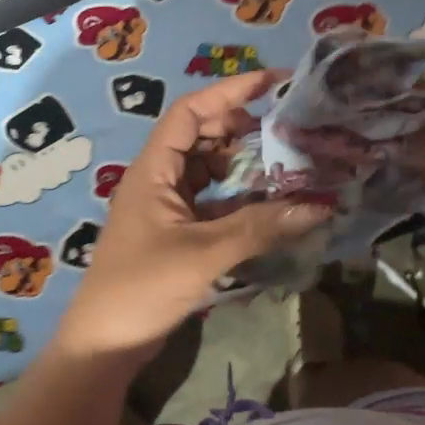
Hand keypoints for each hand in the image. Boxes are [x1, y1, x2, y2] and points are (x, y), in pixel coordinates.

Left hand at [52, 70, 331, 366]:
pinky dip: (237, 199)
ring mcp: (164, 208)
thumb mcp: (204, 254)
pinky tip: (269, 206)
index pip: (190, 112)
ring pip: (206, 171)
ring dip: (241, 165)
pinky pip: (210, 202)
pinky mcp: (174, 235)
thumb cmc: (143, 288)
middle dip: (242, 127)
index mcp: (152, 171)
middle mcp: (156, 181)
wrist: (105, 343)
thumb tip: (319, 206)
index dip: (230, 91)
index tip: (275, 81)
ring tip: (287, 163)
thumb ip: (260, 228)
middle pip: (200, 136)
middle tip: (289, 129)